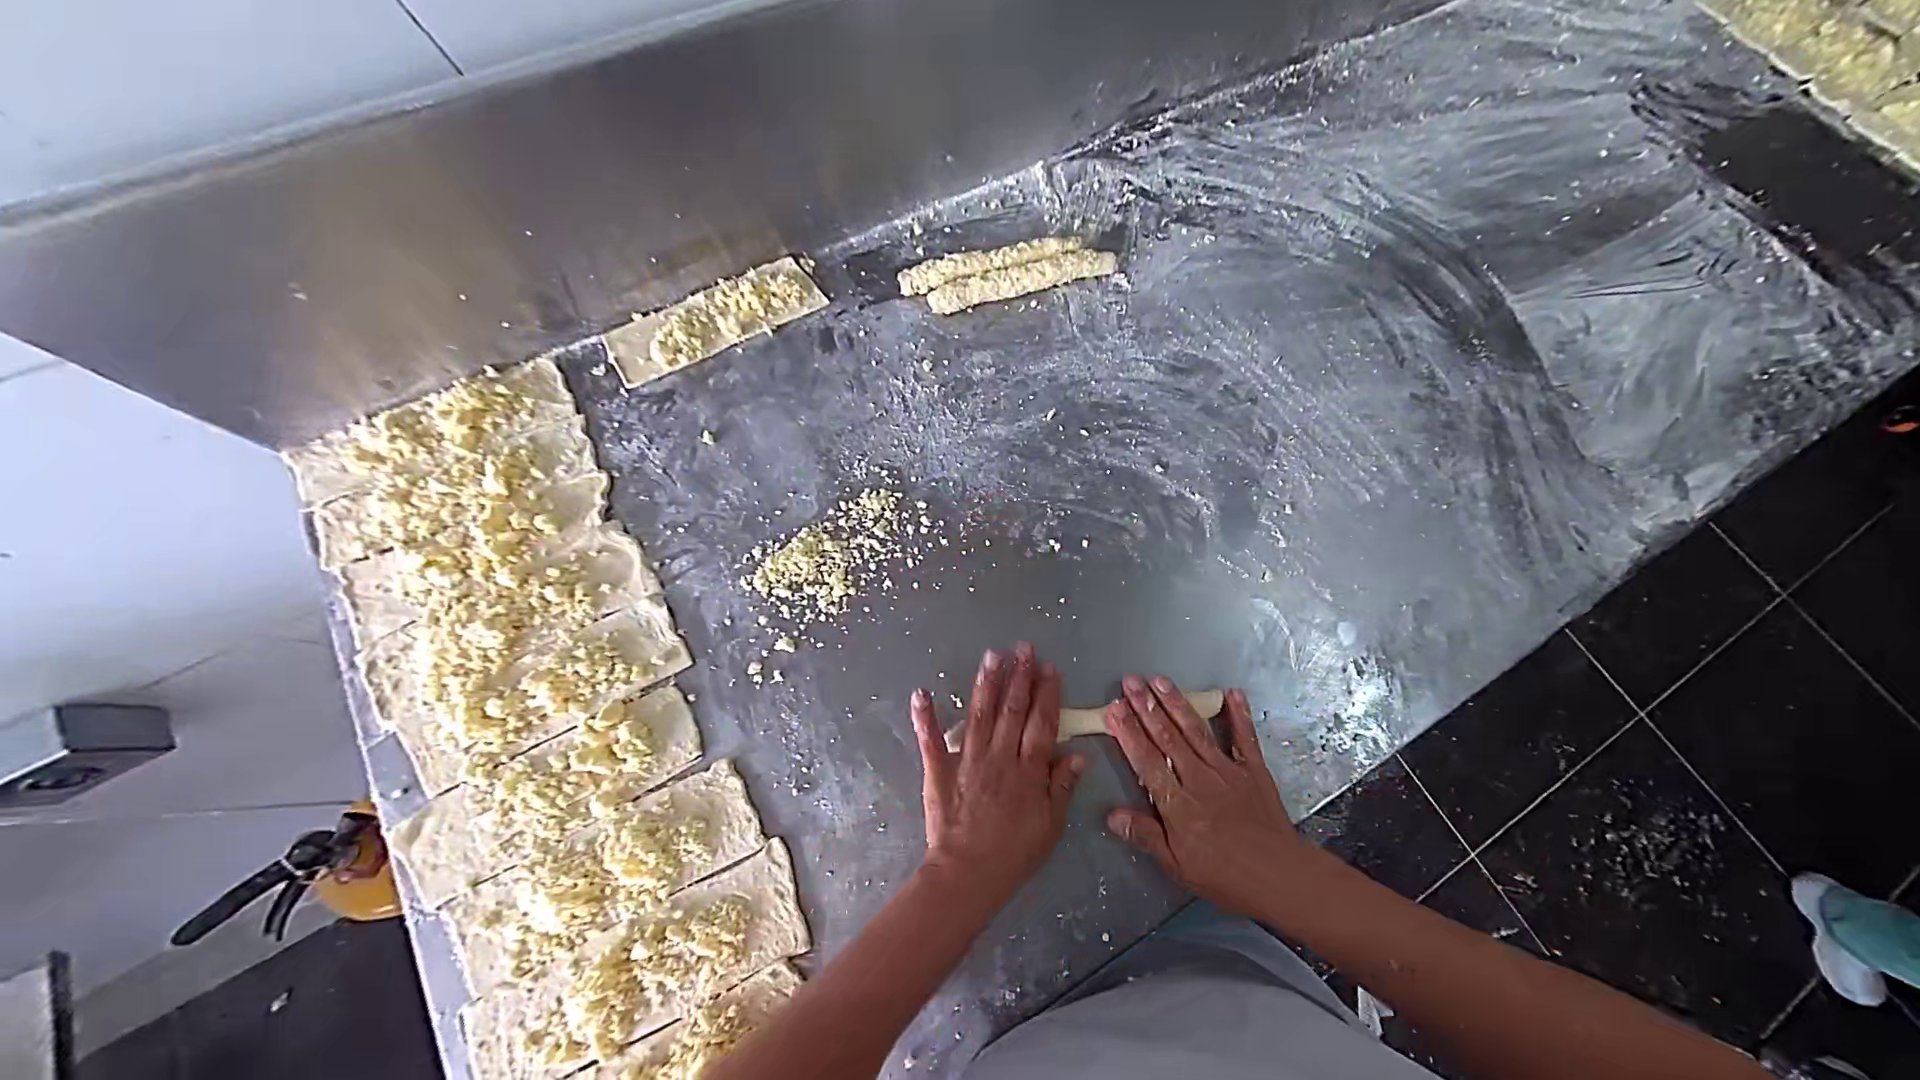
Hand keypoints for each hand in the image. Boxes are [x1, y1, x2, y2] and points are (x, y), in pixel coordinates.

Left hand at [911, 643, 1084, 904]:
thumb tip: (1078, 753)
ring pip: (979, 714)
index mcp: (1027, 770)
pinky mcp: (939, 770)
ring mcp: (967, 760)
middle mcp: (999, 757)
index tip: (1049, 668)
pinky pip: (931, 740)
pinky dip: (925, 716)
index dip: (1047, 694)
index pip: (1041, 723)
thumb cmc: (1013, 853)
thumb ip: (1062, 786)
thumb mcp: (1050, 825)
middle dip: (1020, 677)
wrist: (967, 875)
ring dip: (986, 683)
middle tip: (1024, 648)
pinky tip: (922, 692)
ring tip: (992, 655)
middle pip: (1012, 710)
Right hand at [1103, 675, 1311, 915]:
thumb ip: (1146, 837)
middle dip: (1145, 707)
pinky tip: (1231, 692)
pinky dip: (1238, 714)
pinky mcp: (1254, 770)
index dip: (1128, 734)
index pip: (1146, 762)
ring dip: (1177, 703)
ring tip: (1159, 680)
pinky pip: (1244, 738)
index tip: (1113, 709)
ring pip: (1196, 731)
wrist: (1284, 879)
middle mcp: (1199, 779)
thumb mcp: (1178, 867)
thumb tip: (1111, 814)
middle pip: (1167, 738)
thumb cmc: (1226, 877)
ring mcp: (1228, 771)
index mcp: (1178, 805)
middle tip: (1129, 681)